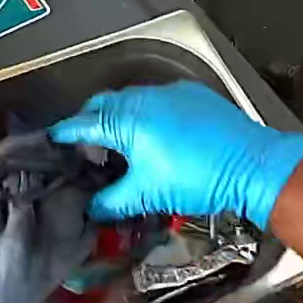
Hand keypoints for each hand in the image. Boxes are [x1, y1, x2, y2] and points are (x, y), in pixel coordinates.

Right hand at [49, 82, 302, 227]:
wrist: (251, 164)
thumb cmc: (194, 178)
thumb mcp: (147, 194)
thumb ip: (112, 201)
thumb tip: (91, 209)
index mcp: (126, 119)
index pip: (83, 124)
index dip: (64, 134)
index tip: (52, 142)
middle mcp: (142, 98)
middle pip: (103, 105)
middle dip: (89, 121)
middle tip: (84, 146)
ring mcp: (168, 92)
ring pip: (130, 100)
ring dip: (118, 116)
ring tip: (118, 143)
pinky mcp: (190, 94)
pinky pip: (156, 99)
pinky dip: (145, 113)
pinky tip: (154, 135)